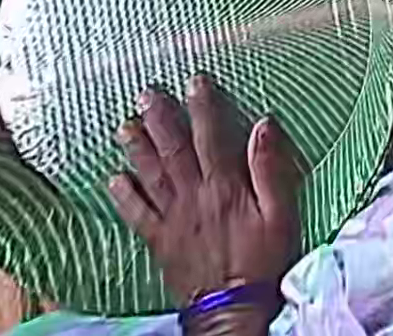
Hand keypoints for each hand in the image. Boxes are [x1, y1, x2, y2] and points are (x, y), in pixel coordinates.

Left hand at [109, 76, 301, 303]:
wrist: (232, 312)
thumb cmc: (261, 256)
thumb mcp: (279, 212)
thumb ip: (269, 167)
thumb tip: (263, 123)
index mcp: (223, 184)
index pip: (210, 135)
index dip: (202, 106)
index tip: (194, 81)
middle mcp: (193, 194)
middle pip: (173, 149)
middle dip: (159, 119)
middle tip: (144, 94)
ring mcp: (172, 218)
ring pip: (151, 176)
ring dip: (137, 148)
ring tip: (123, 125)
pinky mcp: (159, 240)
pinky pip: (137, 215)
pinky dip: (124, 196)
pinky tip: (113, 178)